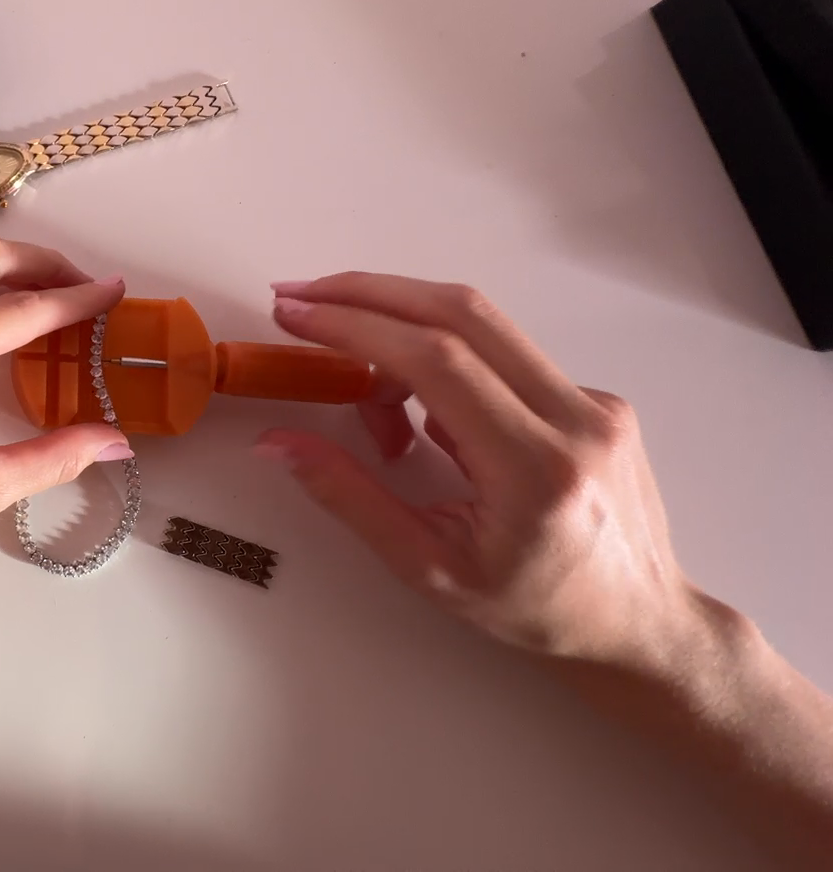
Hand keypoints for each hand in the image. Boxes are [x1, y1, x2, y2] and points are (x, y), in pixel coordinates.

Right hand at [256, 273, 706, 671]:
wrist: (643, 623)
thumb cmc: (528, 606)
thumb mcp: (421, 565)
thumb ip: (345, 494)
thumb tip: (274, 442)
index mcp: (535, 467)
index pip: (439, 360)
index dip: (356, 325)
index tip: (292, 313)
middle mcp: (578, 417)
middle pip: (461, 314)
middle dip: (366, 293)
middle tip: (298, 297)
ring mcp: (592, 400)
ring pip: (476, 324)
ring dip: (393, 329)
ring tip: (356, 392)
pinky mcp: (589, 396)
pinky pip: (492, 354)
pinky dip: (429, 362)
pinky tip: (412, 414)